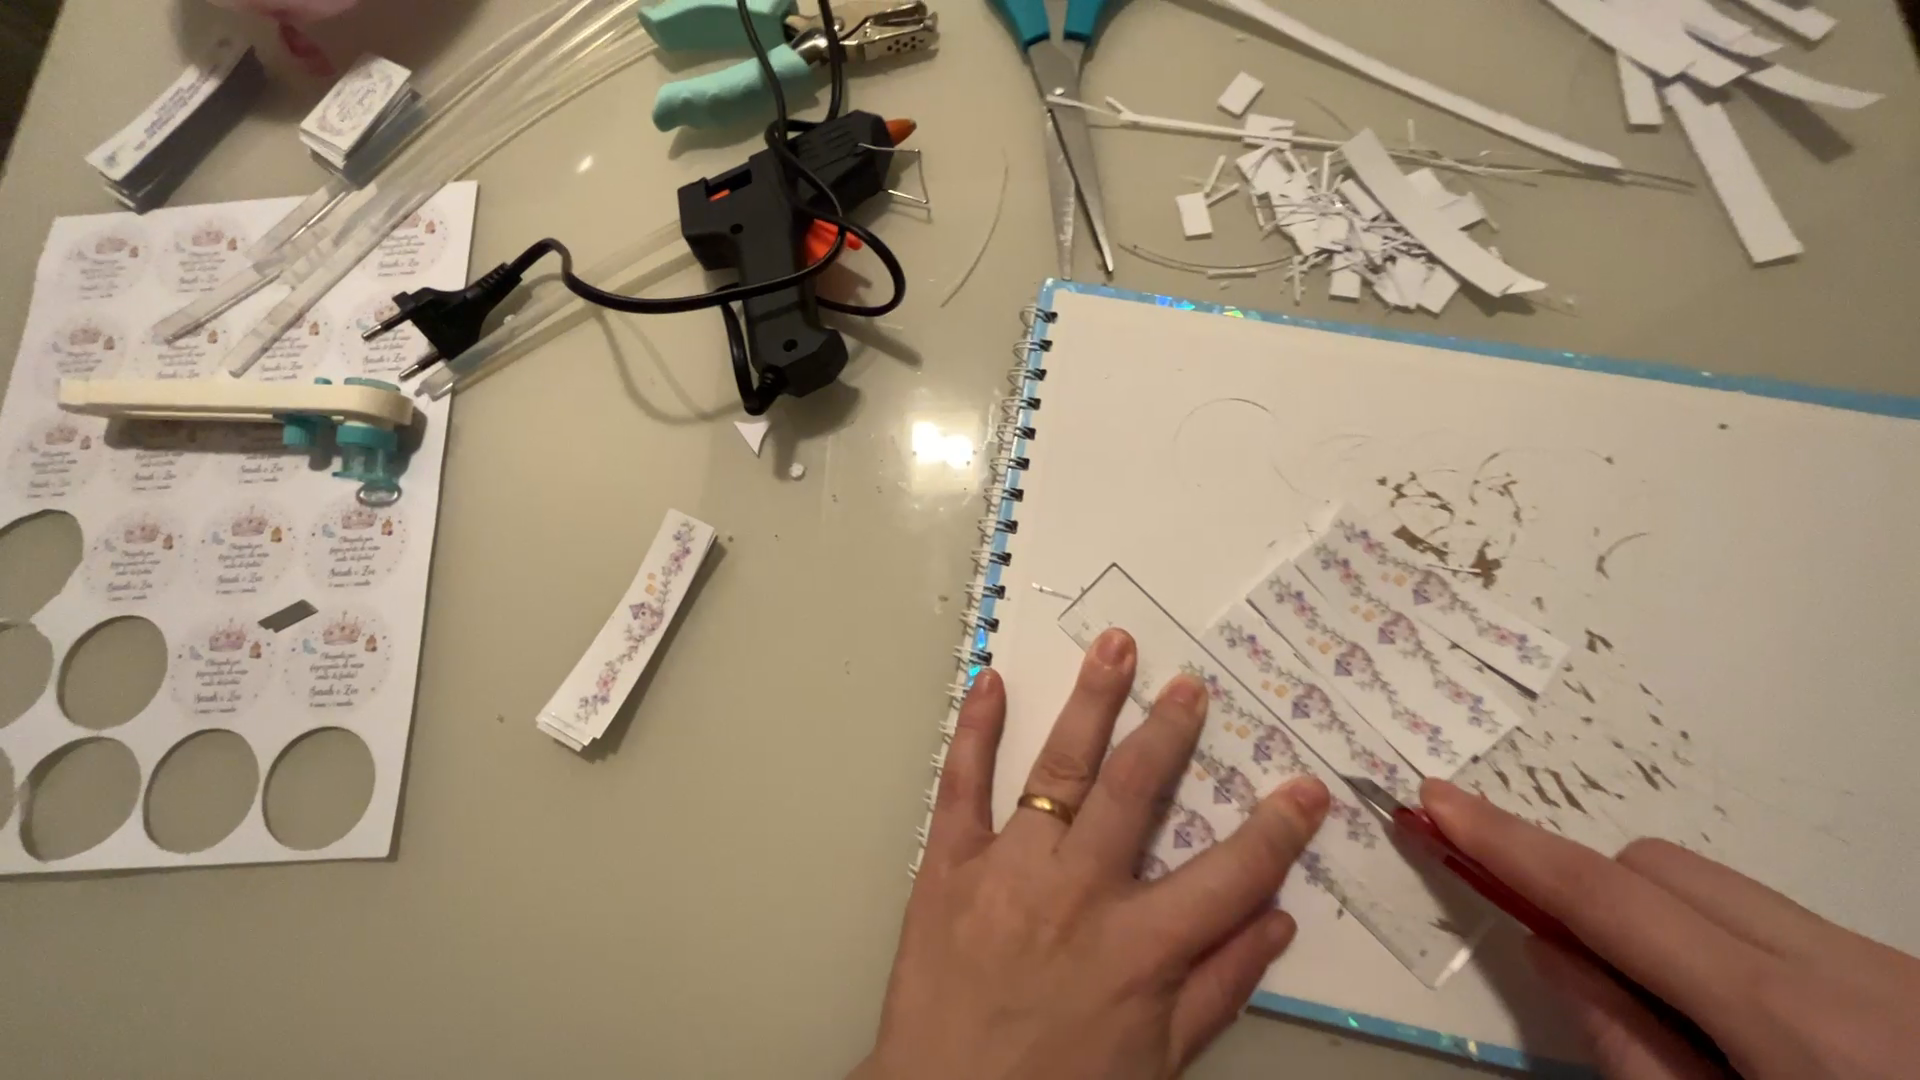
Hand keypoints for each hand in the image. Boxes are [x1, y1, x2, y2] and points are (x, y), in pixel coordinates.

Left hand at [855, 629, 1330, 1079]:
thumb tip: (1277, 920)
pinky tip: (990, 681)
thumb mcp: (1157, 1060)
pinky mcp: (949, 862)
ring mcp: (1008, 867)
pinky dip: (975, 729)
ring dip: (1090, 703)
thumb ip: (1220, 988)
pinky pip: (961, 784)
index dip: (1276, 832)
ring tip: (1114, 648)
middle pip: (1136, 791)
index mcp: (1138, 946)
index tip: (1306, 786)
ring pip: (1058, 768)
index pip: (1228, 876)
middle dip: (1169, 731)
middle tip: (1190, 684)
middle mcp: (1077, 890)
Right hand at [1423, 778, 1919, 1079]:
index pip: (1609, 895)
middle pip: (1663, 868)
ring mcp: (1900, 968)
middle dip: (1594, 893)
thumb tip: (1550, 946)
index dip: (1508, 843)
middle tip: (1566, 955)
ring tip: (1682, 1019)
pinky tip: (1757, 1034)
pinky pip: (1782, 927)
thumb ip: (1628, 1046)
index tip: (1434, 798)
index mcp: (1796, 1020)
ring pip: (1723, 892)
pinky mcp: (1919, 979)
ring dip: (1662, 925)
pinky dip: (1726, 951)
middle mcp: (1853, 969)